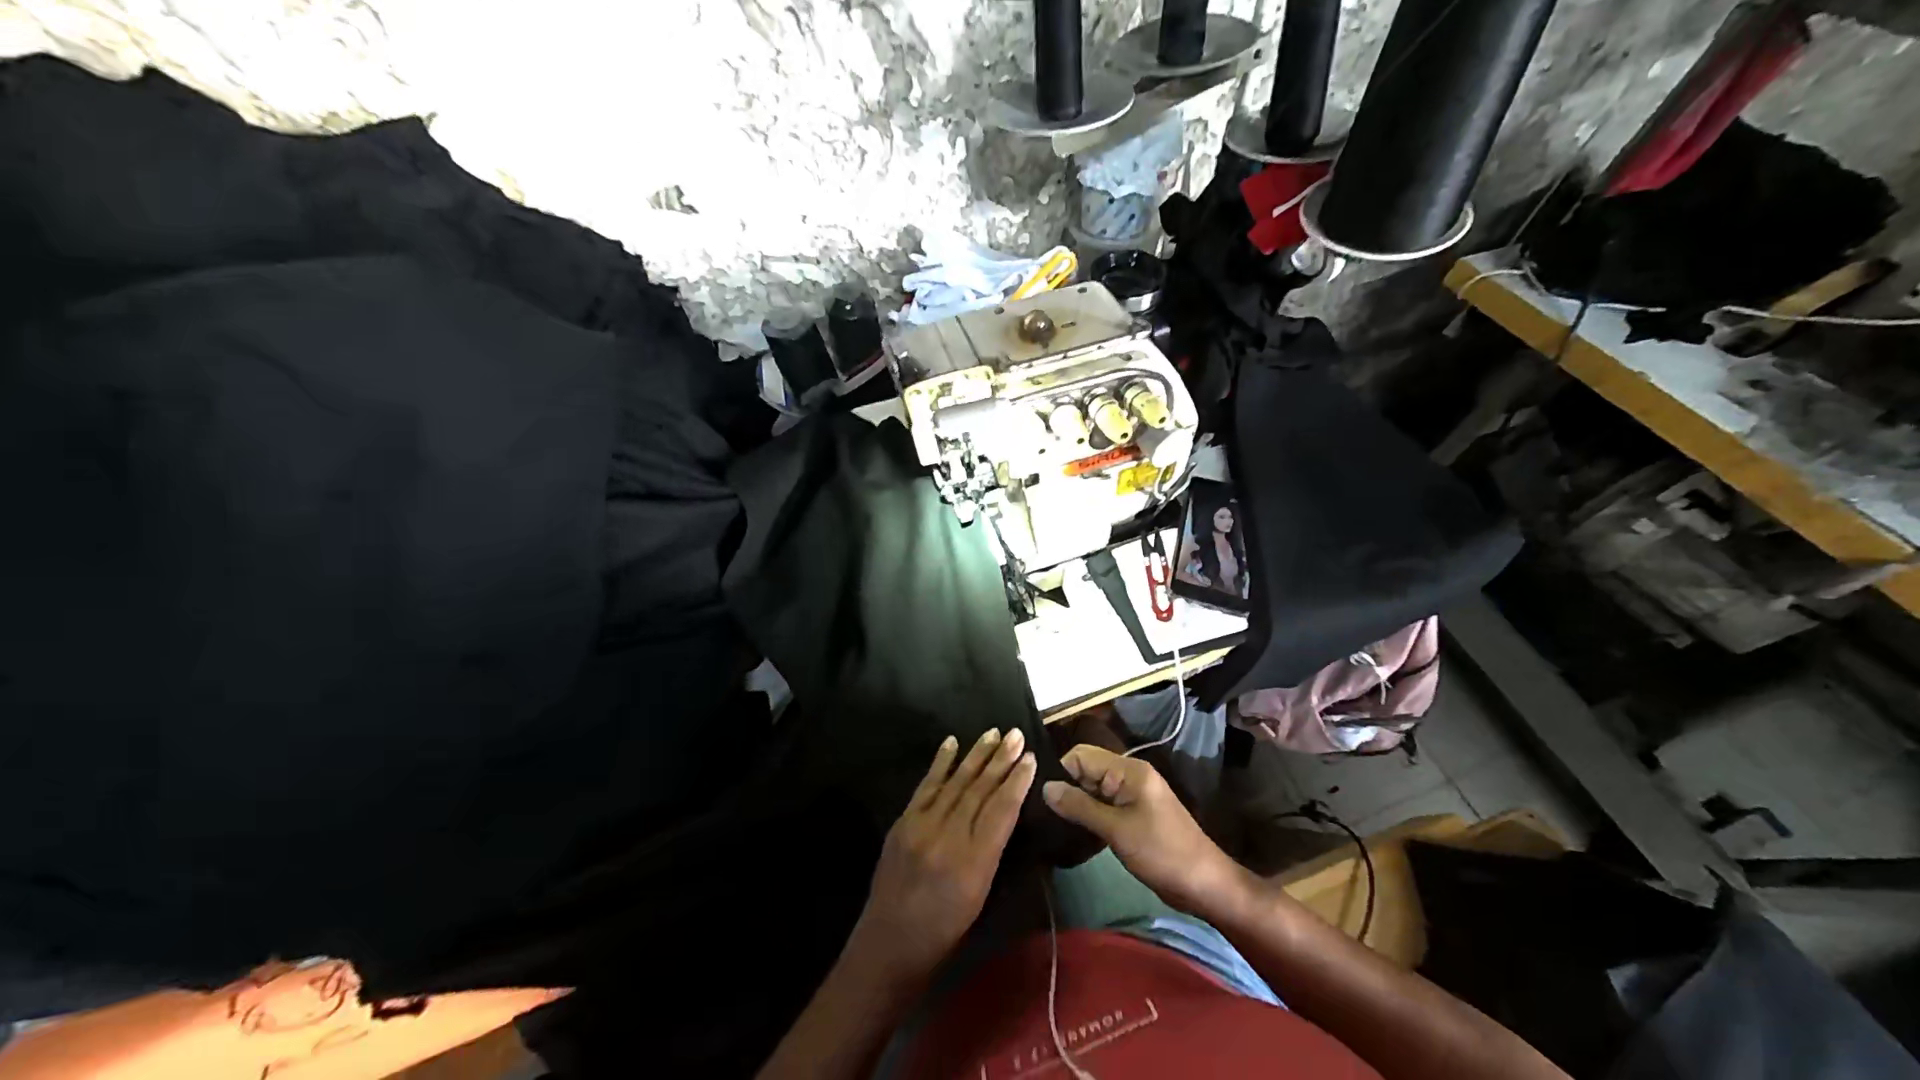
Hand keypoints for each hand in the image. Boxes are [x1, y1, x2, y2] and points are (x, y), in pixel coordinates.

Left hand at [852, 728, 1036, 980]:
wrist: (890, 943)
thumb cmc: (945, 929)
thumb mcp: (980, 893)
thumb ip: (991, 849)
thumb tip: (1003, 809)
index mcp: (973, 862)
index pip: (1001, 811)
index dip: (1017, 782)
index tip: (1030, 758)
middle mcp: (947, 838)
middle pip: (979, 790)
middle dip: (1000, 760)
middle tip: (1016, 734)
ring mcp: (921, 826)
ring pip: (954, 782)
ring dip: (975, 755)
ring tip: (993, 732)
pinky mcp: (902, 822)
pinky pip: (925, 786)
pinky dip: (940, 763)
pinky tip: (952, 743)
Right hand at [1042, 744, 1251, 915]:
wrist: (1204, 885)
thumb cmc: (1161, 853)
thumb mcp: (1116, 830)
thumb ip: (1080, 806)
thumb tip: (1045, 787)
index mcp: (1128, 770)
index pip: (1080, 755)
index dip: (1061, 773)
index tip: (1044, 800)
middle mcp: (1129, 775)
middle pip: (1085, 769)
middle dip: (1067, 788)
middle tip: (1046, 815)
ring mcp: (1132, 795)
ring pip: (1092, 788)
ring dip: (1077, 803)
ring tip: (1056, 824)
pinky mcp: (1133, 814)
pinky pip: (1102, 804)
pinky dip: (1089, 814)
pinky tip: (1076, 831)